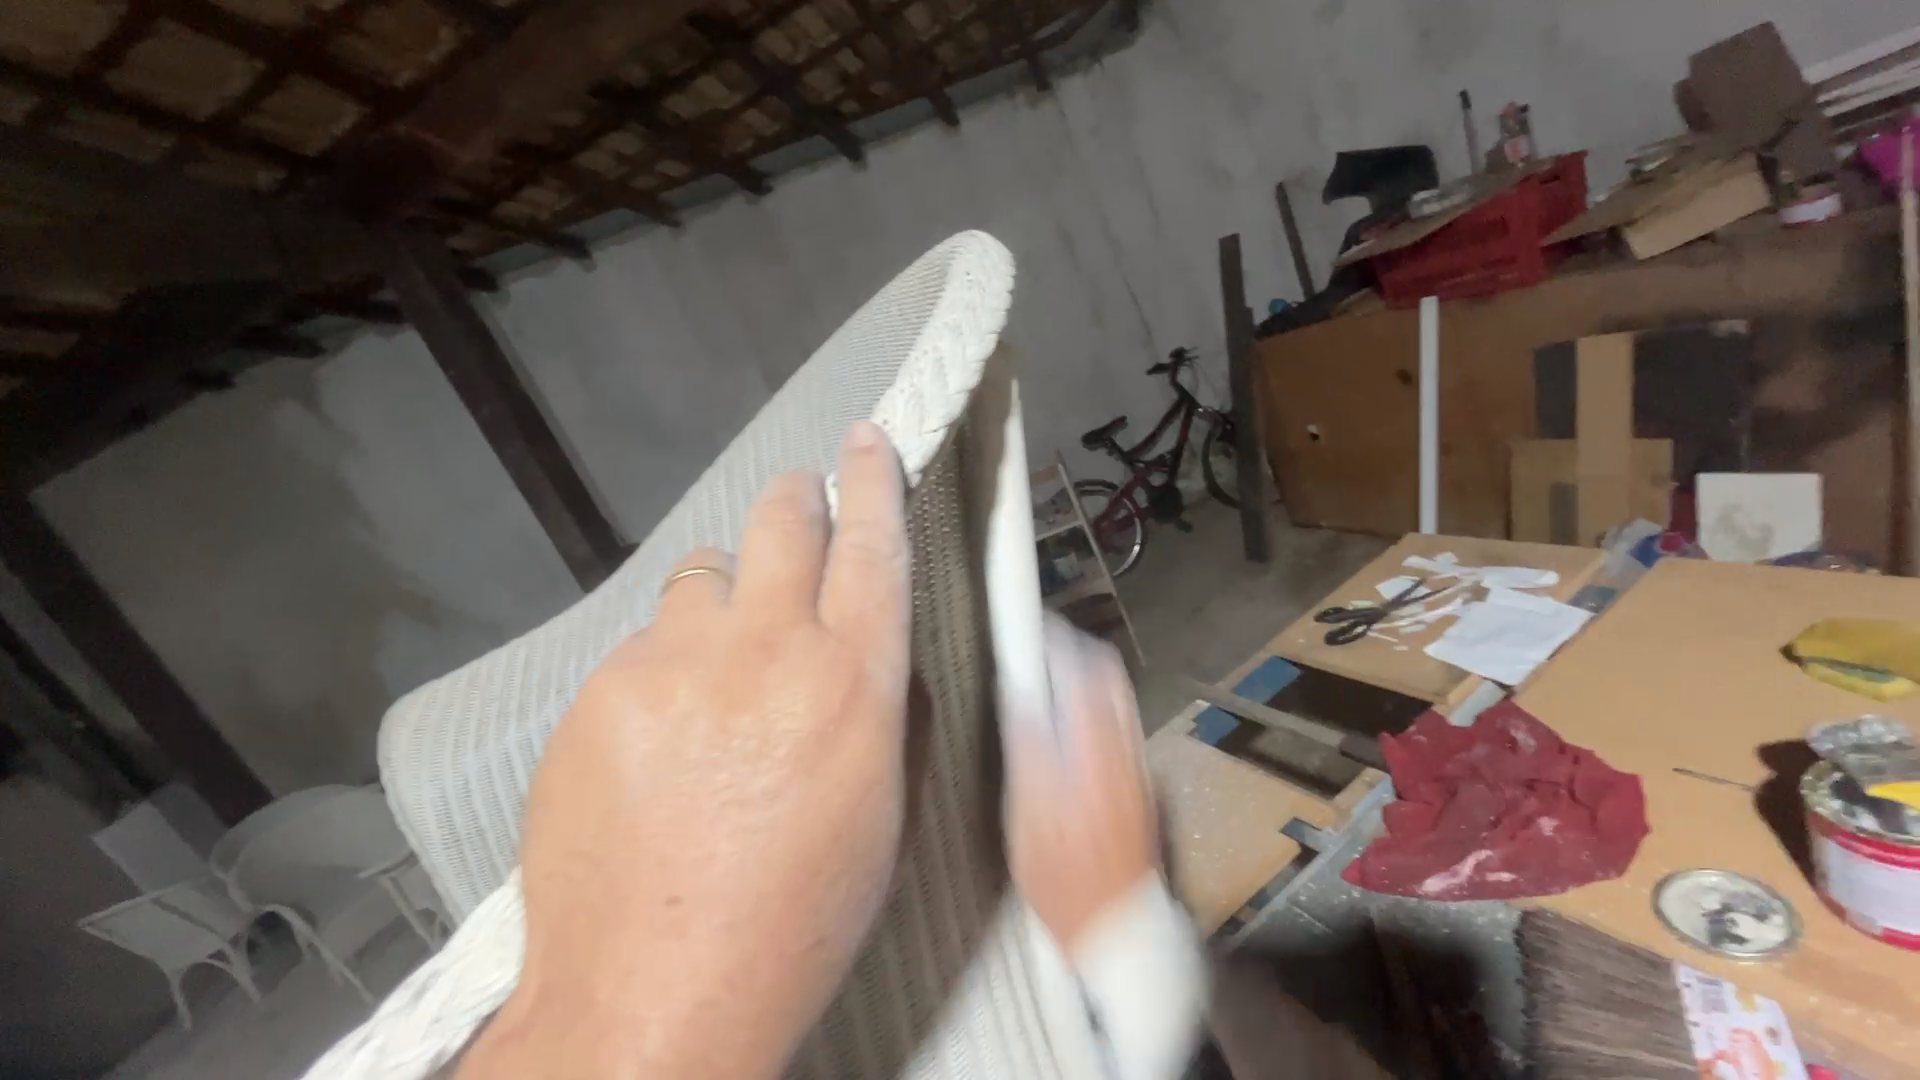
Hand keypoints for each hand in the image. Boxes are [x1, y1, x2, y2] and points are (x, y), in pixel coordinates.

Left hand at [464, 422, 911, 1079]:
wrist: (654, 991)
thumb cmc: (798, 913)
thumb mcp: (882, 810)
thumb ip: (884, 704)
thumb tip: (870, 644)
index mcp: (851, 682)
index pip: (873, 545)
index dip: (876, 481)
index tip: (869, 442)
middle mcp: (768, 650)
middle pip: (783, 523)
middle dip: (798, 501)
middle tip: (799, 504)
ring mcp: (675, 662)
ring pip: (706, 577)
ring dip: (727, 596)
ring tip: (722, 665)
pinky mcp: (604, 689)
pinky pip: (648, 642)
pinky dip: (668, 663)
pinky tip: (663, 734)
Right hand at [1006, 617, 1159, 952]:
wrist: (1117, 928)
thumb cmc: (1060, 878)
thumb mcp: (1026, 816)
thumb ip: (1027, 745)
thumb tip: (1019, 690)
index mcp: (1091, 748)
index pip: (1079, 668)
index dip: (1053, 639)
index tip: (1030, 627)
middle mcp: (1122, 746)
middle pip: (1106, 673)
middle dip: (1074, 650)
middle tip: (1039, 650)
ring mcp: (1136, 763)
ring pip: (1116, 696)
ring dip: (1087, 676)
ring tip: (1052, 680)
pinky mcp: (1140, 781)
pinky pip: (1121, 722)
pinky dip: (1097, 705)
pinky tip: (1072, 723)